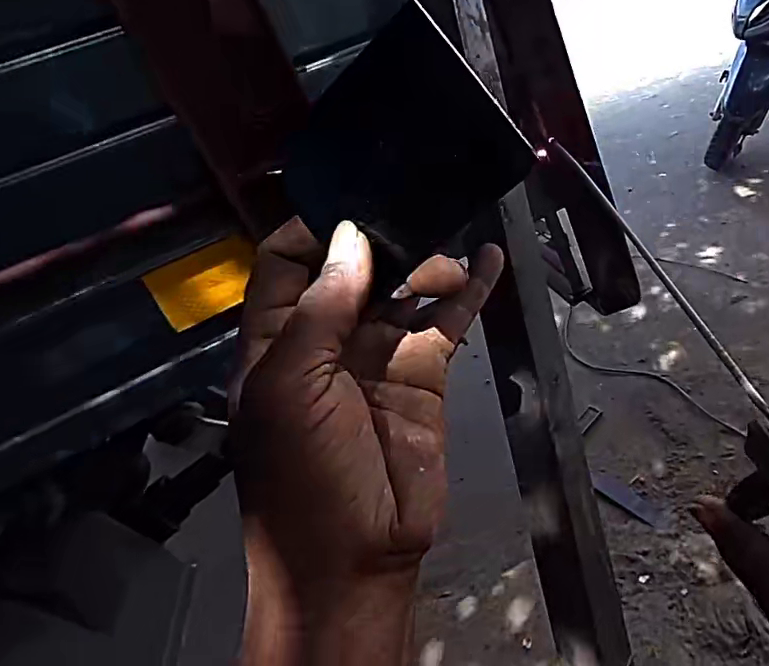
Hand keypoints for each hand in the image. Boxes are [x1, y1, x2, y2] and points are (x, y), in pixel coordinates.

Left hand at [232, 218, 503, 665]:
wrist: (354, 561)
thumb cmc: (302, 477)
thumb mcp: (291, 387)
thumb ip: (320, 308)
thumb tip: (350, 237)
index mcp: (280, 334)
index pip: (287, 261)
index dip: (311, 230)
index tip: (347, 205)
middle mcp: (329, 333)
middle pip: (353, 264)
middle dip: (380, 240)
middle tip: (409, 222)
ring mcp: (379, 349)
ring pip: (405, 285)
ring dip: (427, 264)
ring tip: (443, 268)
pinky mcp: (424, 370)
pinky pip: (448, 317)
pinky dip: (469, 288)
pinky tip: (488, 260)